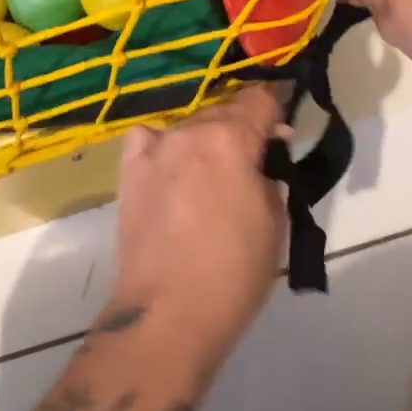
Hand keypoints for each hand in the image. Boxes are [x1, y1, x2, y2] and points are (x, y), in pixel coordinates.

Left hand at [109, 85, 287, 363]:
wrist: (168, 311)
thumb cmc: (233, 271)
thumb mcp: (275, 221)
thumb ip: (269, 177)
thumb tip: (261, 162)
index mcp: (231, 139)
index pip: (260, 99)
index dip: (276, 113)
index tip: (282, 138)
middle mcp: (190, 132)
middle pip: (223, 111)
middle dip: (242, 129)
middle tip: (253, 164)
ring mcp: (155, 148)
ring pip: (189, 126)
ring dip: (206, 140)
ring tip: (211, 175)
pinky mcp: (129, 171)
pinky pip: (150, 139)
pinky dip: (165, 145)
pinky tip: (172, 168)